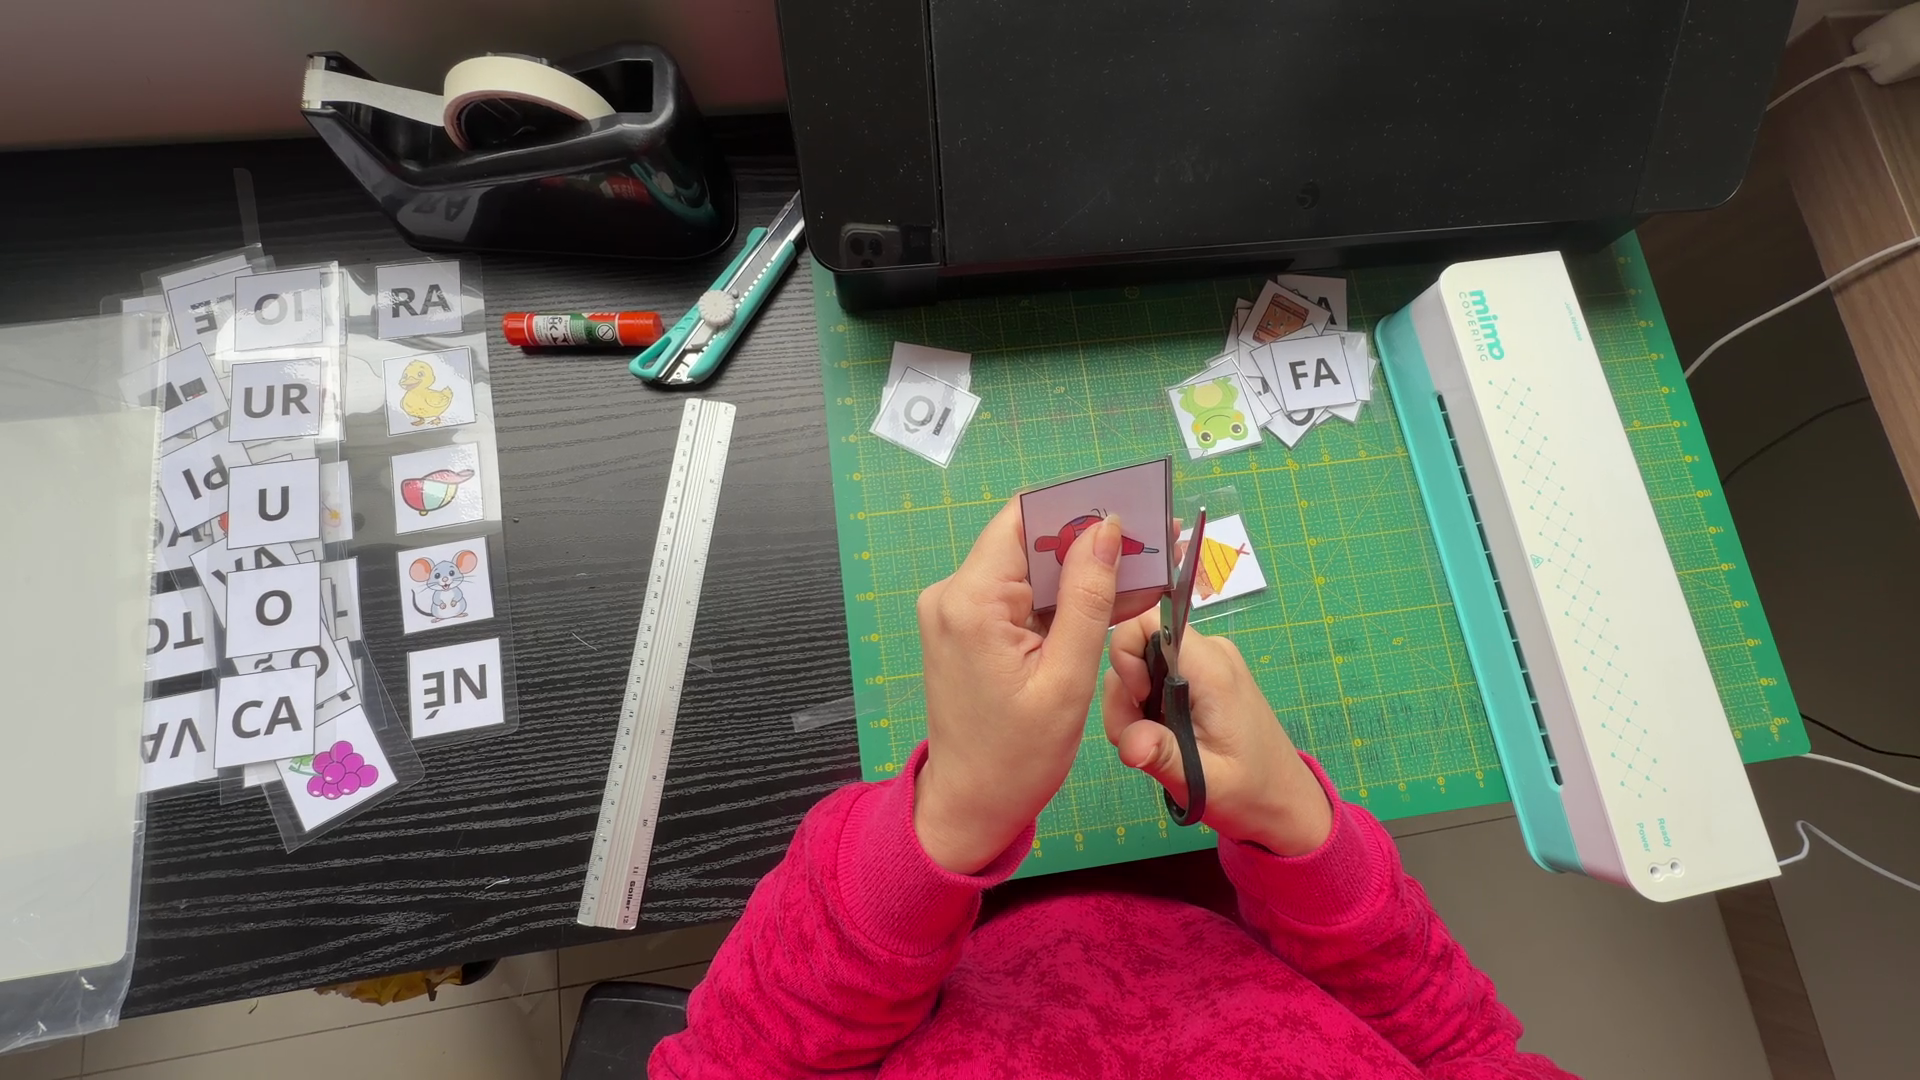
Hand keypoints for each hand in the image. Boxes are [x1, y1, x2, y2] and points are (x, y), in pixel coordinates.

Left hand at [913, 500, 1161, 873]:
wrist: (970, 804)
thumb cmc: (1019, 755)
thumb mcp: (1067, 677)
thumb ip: (1088, 597)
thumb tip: (1107, 527)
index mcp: (970, 600)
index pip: (1023, 519)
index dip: (1076, 509)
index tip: (1129, 512)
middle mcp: (952, 593)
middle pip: (1027, 542)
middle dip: (1086, 542)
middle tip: (1150, 542)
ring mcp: (955, 609)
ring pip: (1026, 568)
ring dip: (1077, 572)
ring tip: (1138, 572)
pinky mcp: (966, 626)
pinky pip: (1017, 596)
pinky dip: (1058, 599)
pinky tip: (1103, 603)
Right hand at [1102, 610, 1332, 854]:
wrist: (1284, 801)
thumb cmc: (1250, 791)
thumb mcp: (1205, 781)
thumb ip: (1163, 755)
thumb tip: (1127, 742)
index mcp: (1212, 669)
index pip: (1149, 622)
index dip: (1127, 653)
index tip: (1137, 699)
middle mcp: (1207, 654)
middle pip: (1138, 647)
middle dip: (1125, 694)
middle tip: (1137, 738)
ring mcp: (1203, 664)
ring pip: (1140, 665)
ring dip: (1131, 706)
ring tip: (1152, 745)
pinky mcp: (1198, 678)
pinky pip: (1154, 677)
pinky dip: (1144, 707)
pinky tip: (1159, 738)